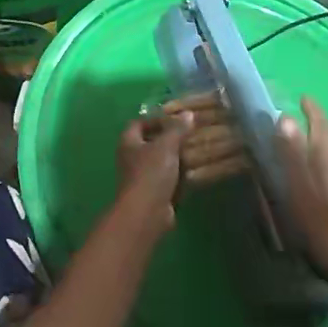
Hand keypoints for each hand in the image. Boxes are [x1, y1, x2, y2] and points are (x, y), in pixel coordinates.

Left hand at [116, 113, 190, 228]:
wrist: (147, 212)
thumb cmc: (151, 173)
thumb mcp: (166, 146)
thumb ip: (177, 129)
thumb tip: (187, 113)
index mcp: (129, 142)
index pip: (138, 123)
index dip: (156, 119)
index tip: (176, 119)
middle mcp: (132, 157)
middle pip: (151, 142)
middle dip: (171, 139)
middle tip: (191, 135)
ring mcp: (142, 177)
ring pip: (162, 162)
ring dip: (178, 158)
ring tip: (198, 151)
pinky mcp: (154, 193)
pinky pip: (168, 179)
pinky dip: (180, 176)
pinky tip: (196, 172)